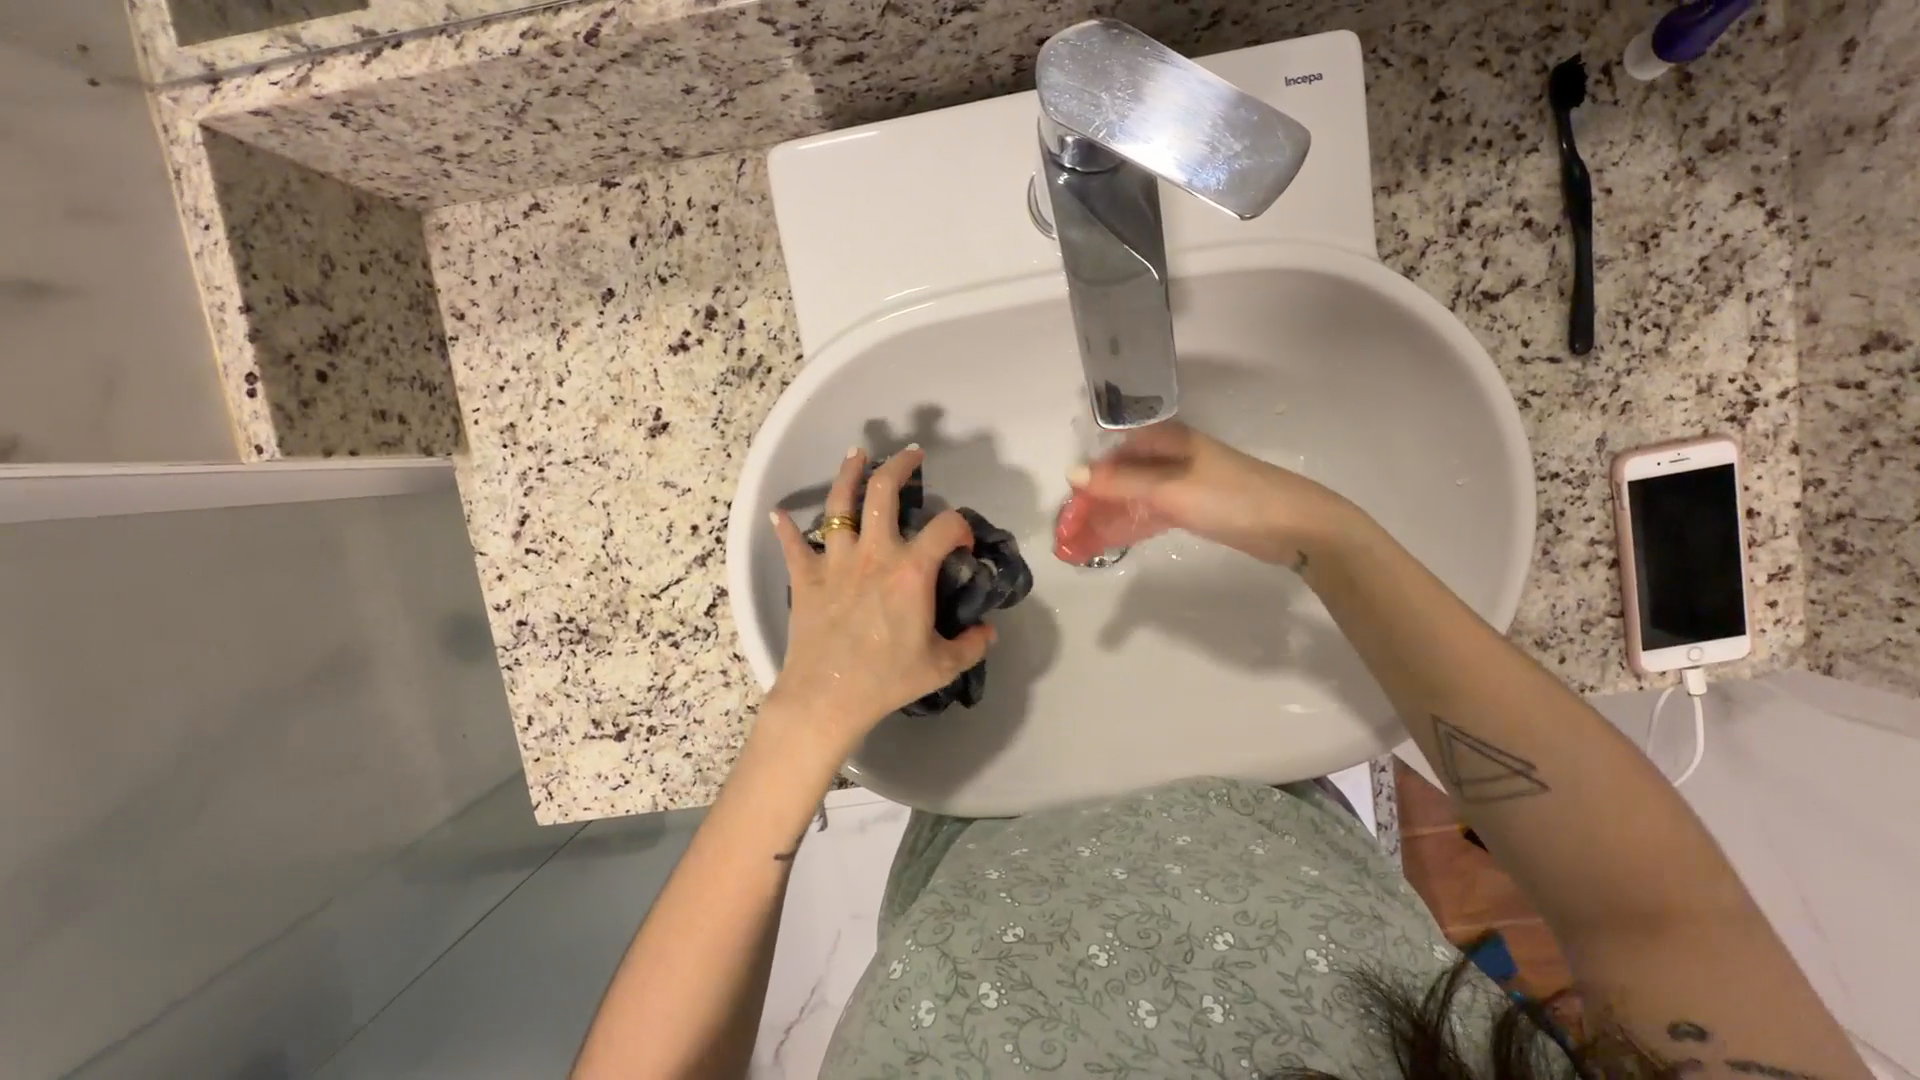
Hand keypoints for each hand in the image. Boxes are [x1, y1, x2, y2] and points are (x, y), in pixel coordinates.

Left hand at [764, 446, 997, 755]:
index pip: (947, 526)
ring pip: (839, 503)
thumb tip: (988, 631)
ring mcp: (835, 561)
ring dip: (848, 474)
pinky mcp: (805, 577)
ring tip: (856, 455)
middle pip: (884, 493)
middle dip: (900, 465)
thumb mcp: (942, 666)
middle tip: (911, 455)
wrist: (827, 696)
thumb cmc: (887, 680)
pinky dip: (785, 527)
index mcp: (911, 571)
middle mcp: (873, 553)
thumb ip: (972, 645)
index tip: (962, 544)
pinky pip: (792, 544)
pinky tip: (779, 513)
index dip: (961, 528)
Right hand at [1055, 421, 1368, 568]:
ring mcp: (1182, 485)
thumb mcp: (1170, 488)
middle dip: (1089, 509)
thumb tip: (1073, 474)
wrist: (1295, 524)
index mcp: (1165, 441)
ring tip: (1077, 550)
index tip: (1064, 518)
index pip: (1110, 459)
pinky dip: (1129, 528)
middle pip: (1118, 481)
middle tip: (1065, 542)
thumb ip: (1121, 483)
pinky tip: (1109, 543)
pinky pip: (1150, 515)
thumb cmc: (1231, 497)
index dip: (1084, 487)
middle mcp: (1170, 458)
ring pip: (1131, 501)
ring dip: (1105, 522)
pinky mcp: (1194, 509)